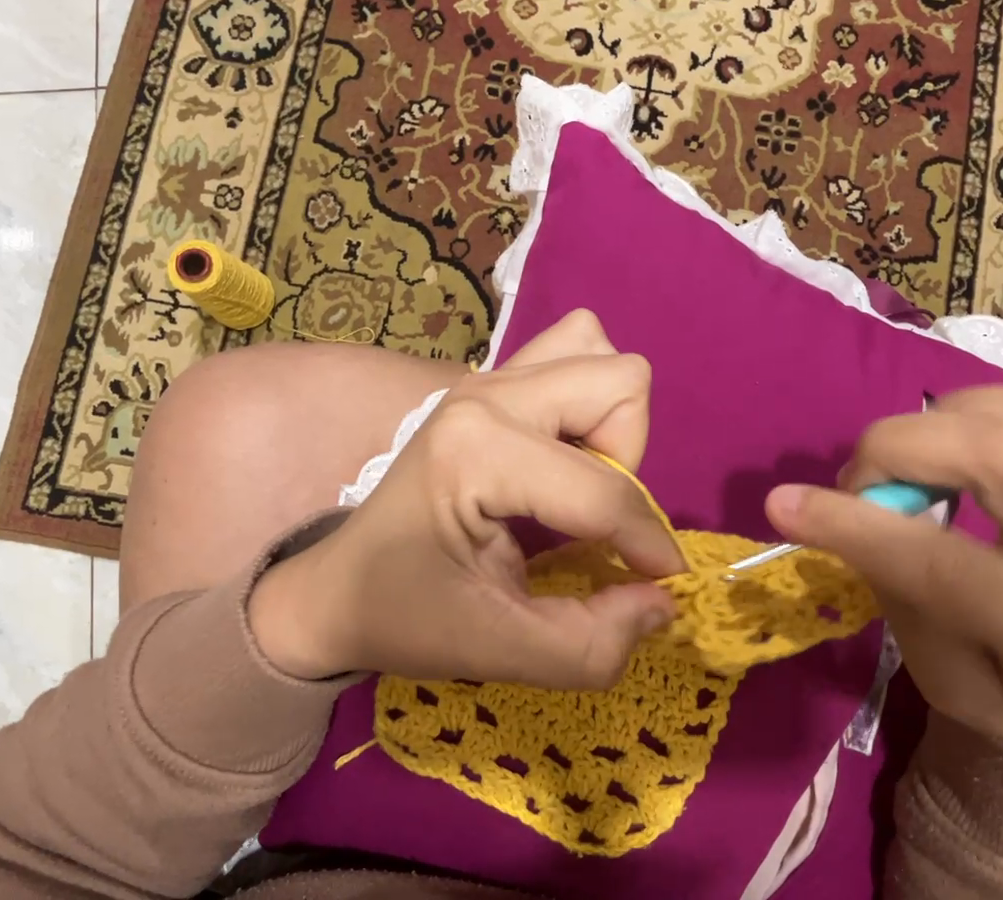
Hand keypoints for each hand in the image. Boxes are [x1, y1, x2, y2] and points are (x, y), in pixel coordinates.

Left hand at [248, 310, 685, 689]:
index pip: (602, 488)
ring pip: (597, 352)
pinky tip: (562, 457)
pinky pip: (569, 355)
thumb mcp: (499, 650)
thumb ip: (592, 644)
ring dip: (610, 420)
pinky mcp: (488, 382)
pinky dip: (587, 401)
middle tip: (594, 521)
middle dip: (629, 461)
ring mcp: (484, 379)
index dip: (648, 543)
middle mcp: (484, 395)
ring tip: (579, 479)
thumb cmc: (405, 616)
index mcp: (477, 453)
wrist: (338, 588)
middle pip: (620, 383)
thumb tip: (665, 602)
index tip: (658, 584)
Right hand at [766, 380, 1002, 757]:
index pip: (949, 562)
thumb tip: (810, 504)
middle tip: (862, 478)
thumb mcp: (936, 669)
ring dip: (955, 416)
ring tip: (920, 456)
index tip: (785, 505)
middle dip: (905, 446)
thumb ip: (889, 580)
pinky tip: (995, 425)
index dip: (856, 525)